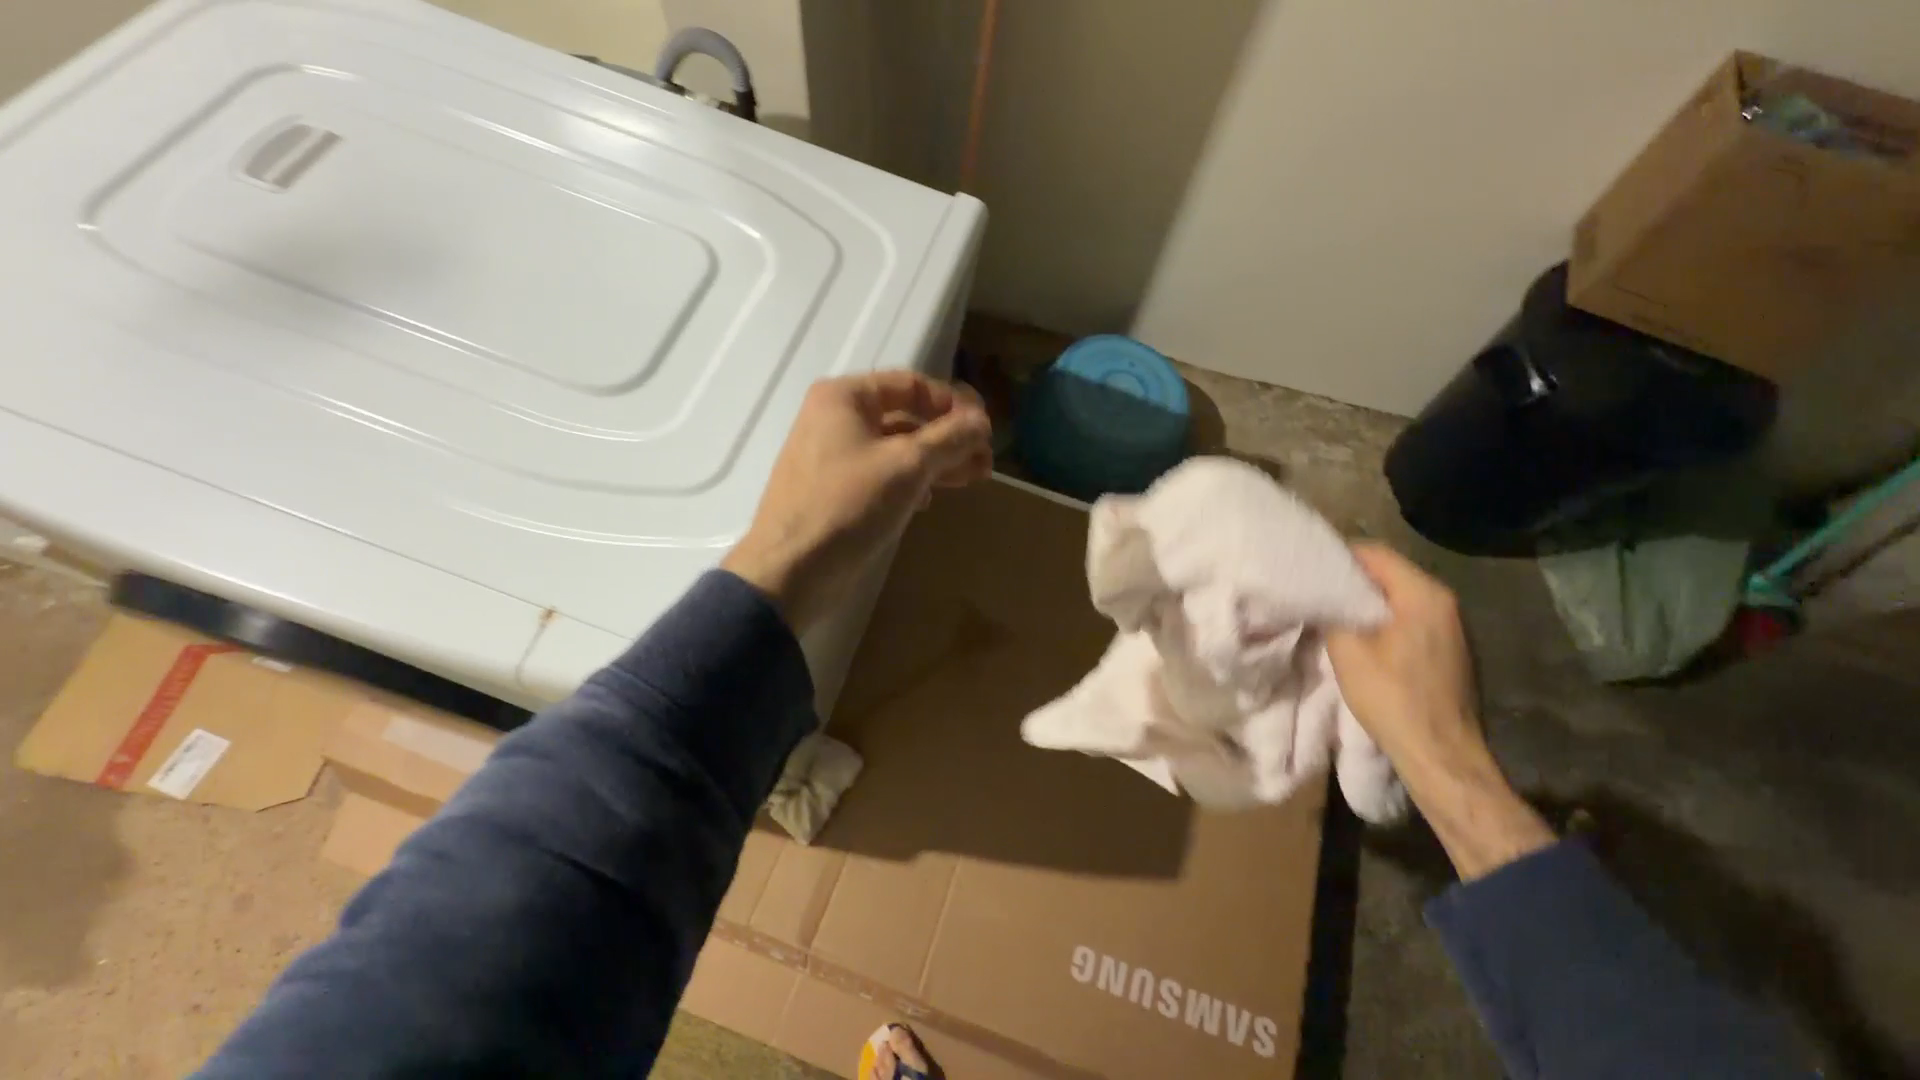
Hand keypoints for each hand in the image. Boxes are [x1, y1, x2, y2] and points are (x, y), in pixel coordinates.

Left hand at [722, 372, 991, 631]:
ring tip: (972, 480)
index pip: (912, 384)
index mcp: (845, 397)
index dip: (954, 404)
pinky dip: (909, 481)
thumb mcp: (908, 466)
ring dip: (935, 461)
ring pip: (895, 448)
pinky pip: (880, 474)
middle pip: (906, 417)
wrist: (790, 570)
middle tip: (985, 462)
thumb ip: (950, 438)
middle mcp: (834, 418)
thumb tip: (983, 421)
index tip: (986, 431)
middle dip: (949, 437)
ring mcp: (831, 456)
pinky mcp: (833, 491)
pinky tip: (928, 500)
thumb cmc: (849, 506)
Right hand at [1324, 544, 1478, 765]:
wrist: (1440, 752)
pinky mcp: (1450, 648)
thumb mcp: (1347, 651)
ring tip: (1333, 612)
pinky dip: (1385, 620)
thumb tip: (1322, 596)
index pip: (1375, 554)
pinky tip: (1362, 636)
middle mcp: (1444, 602)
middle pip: (1390, 573)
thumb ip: (1332, 613)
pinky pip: (1411, 618)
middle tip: (1315, 589)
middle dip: (1352, 579)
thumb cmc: (1392, 696)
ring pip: (1400, 597)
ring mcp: (1452, 626)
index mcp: (1423, 594)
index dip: (1338, 556)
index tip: (1308, 567)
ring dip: (1368, 602)